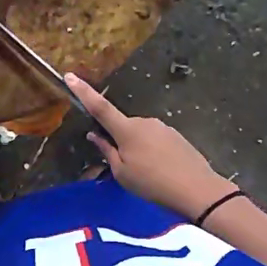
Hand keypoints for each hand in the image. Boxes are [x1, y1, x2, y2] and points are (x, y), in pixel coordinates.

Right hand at [67, 73, 235, 218]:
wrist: (196, 189)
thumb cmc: (152, 183)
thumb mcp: (122, 173)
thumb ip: (107, 151)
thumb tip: (95, 135)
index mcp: (126, 130)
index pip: (99, 107)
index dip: (83, 92)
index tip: (70, 76)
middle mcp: (144, 122)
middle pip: (122, 127)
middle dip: (119, 142)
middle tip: (125, 168)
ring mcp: (162, 127)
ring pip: (139, 135)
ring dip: (137, 149)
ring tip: (147, 175)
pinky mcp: (175, 135)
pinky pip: (155, 141)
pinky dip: (152, 153)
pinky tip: (160, 171)